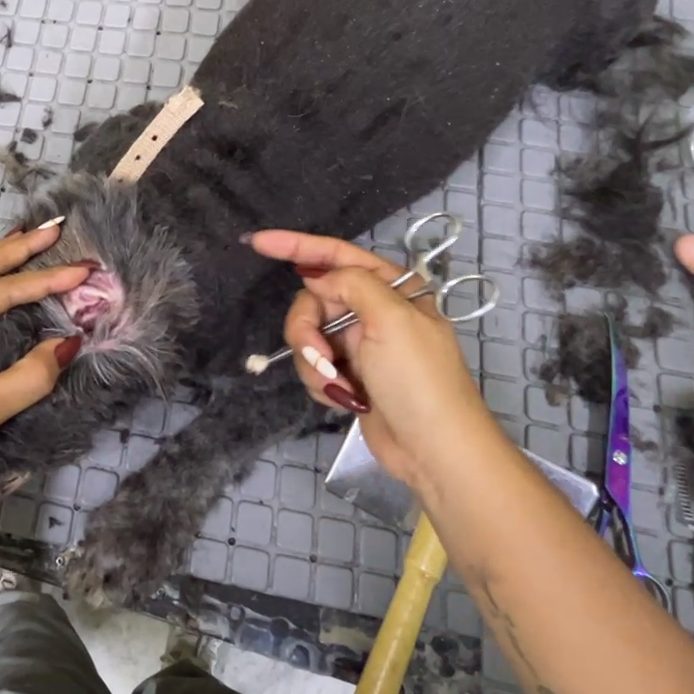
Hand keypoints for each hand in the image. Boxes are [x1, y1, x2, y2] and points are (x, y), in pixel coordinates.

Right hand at [248, 230, 493, 492]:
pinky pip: (313, 365)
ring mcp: (360, 344)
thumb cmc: (420, 381)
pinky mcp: (349, 375)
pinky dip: (321, 382)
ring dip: (314, 363)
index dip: (295, 245)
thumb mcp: (391, 320)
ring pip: (308, 336)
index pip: (335, 255)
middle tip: (320, 357)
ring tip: (338, 388)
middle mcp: (373, 311)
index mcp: (391, 288)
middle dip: (307, 330)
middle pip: (313, 300)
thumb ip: (351, 284)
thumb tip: (317, 277)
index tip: (258, 242)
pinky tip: (343, 399)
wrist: (435, 452)